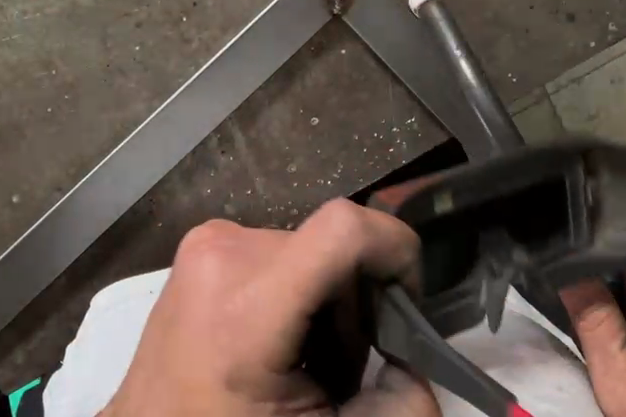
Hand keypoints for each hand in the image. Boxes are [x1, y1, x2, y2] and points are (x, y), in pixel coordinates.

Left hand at [102, 199, 440, 416]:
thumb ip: (394, 405)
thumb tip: (421, 360)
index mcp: (247, 306)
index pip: (343, 227)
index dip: (396, 249)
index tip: (409, 303)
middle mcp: (224, 251)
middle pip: (333, 246)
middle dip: (358, 302)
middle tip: (343, 368)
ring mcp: (208, 241)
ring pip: (310, 248)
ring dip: (328, 298)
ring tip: (307, 360)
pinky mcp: (204, 242)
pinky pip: (279, 249)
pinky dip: (298, 288)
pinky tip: (280, 339)